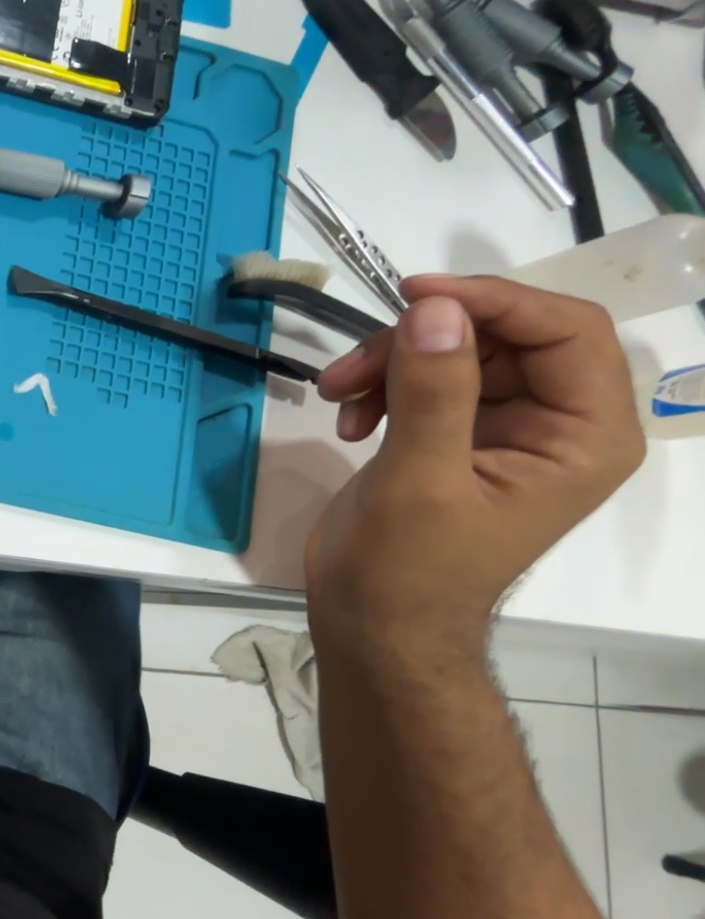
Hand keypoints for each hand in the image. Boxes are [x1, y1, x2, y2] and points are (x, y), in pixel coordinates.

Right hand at [305, 276, 643, 654]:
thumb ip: (434, 392)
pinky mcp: (449, 440)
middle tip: (348, 367)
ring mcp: (498, 431)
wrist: (372, 624)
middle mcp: (553, 424)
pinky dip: (379, 388)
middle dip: (420, 342)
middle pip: (501, 338)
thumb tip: (436, 308)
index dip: (495, 301)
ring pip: (453, 355)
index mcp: (582, 436)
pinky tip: (348, 418)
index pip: (566, 332)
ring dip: (388, 364)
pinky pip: (422, 384)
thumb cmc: (408, 568)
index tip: (411, 295)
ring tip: (336, 395)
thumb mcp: (421, 480)